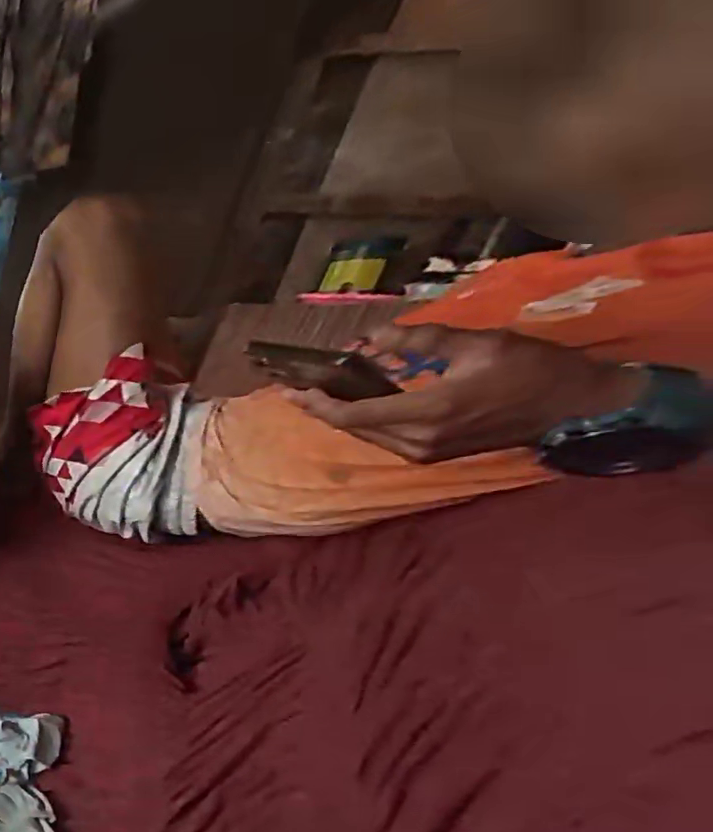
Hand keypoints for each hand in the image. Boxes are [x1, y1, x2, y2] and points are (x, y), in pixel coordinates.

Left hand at [287, 326, 645, 462]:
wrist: (579, 407)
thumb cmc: (533, 369)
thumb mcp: (478, 344)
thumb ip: (420, 341)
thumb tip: (370, 337)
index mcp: (427, 413)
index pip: (352, 415)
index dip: (317, 404)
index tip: (292, 390)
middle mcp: (417, 440)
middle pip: (351, 426)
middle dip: (320, 408)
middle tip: (294, 388)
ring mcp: (422, 452)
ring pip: (364, 434)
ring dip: (339, 415)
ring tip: (315, 394)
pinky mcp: (429, 456)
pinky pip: (381, 438)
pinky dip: (362, 421)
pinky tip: (351, 404)